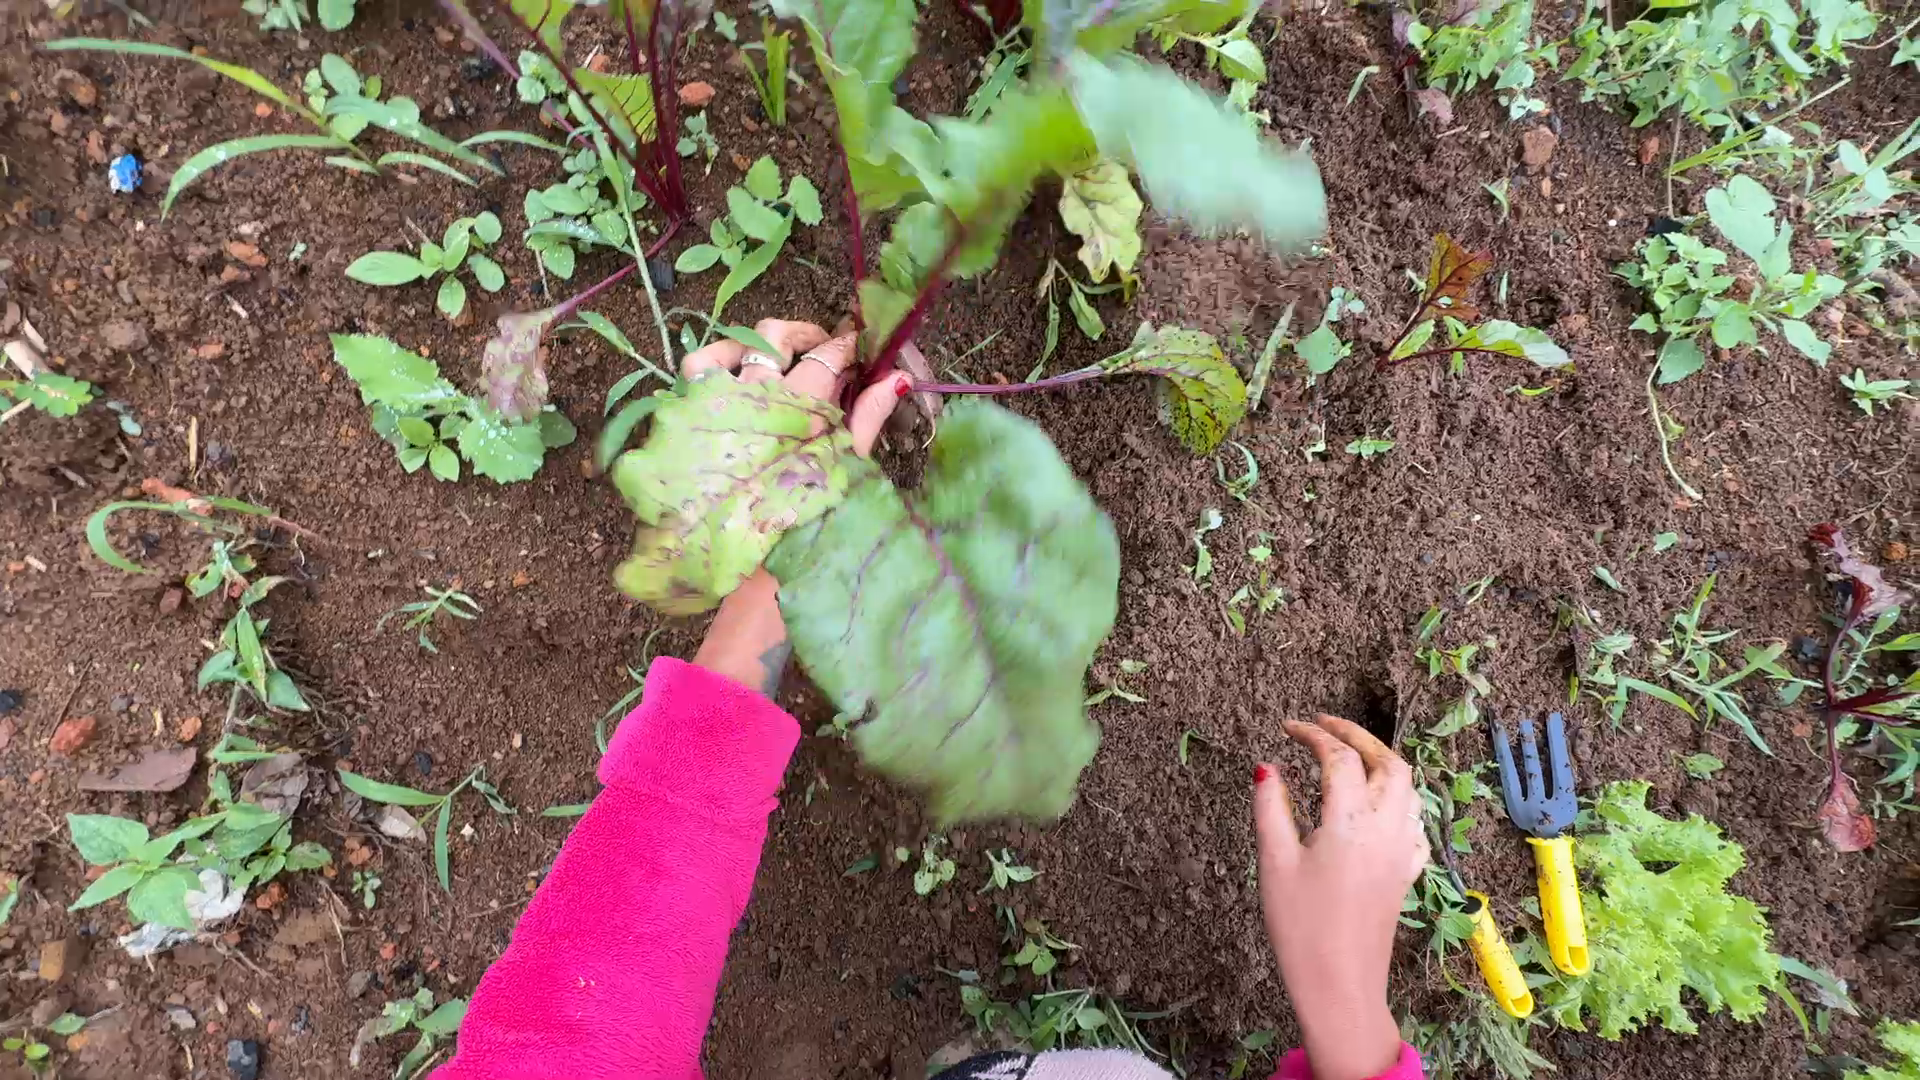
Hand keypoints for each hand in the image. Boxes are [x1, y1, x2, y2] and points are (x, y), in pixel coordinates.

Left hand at [685, 318, 909, 698]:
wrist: (752, 568)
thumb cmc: (808, 523)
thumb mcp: (847, 468)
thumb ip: (868, 418)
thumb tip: (897, 378)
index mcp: (803, 409)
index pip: (828, 356)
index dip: (847, 345)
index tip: (860, 346)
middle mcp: (759, 396)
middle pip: (780, 337)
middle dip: (808, 334)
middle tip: (827, 348)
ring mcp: (721, 404)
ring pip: (737, 344)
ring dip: (763, 340)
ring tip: (782, 353)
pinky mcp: (693, 419)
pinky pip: (694, 371)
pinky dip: (715, 360)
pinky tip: (733, 371)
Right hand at [1253, 715, 1427, 1079]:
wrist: (1339, 987)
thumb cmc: (1299, 925)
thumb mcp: (1273, 860)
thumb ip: (1270, 806)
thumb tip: (1267, 767)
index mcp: (1350, 824)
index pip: (1339, 759)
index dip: (1313, 734)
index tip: (1287, 727)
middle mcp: (1385, 831)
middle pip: (1388, 764)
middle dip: (1357, 735)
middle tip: (1324, 724)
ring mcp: (1401, 853)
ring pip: (1408, 789)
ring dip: (1380, 760)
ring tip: (1348, 753)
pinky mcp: (1405, 874)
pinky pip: (1413, 821)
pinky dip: (1396, 796)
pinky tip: (1375, 802)